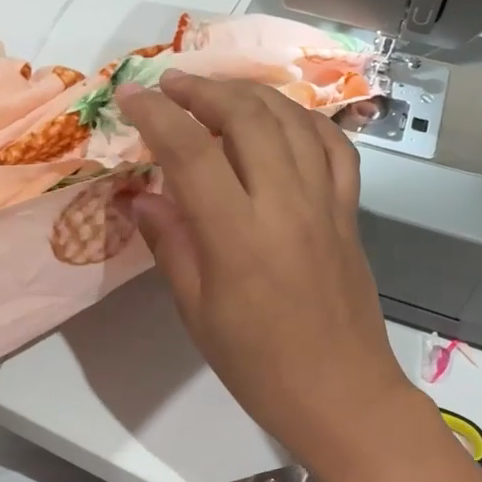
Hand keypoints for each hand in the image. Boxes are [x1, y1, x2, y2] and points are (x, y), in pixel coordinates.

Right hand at [116, 72, 416, 470]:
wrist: (343, 395)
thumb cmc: (259, 366)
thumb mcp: (197, 312)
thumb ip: (170, 244)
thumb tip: (140, 197)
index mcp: (239, 235)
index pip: (192, 152)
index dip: (158, 116)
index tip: (132, 96)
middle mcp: (286, 203)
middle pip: (247, 118)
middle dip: (205, 90)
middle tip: (172, 85)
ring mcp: (325, 202)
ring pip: (292, 121)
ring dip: (251, 94)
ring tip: (218, 91)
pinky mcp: (350, 211)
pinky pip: (334, 146)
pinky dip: (305, 119)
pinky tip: (282, 118)